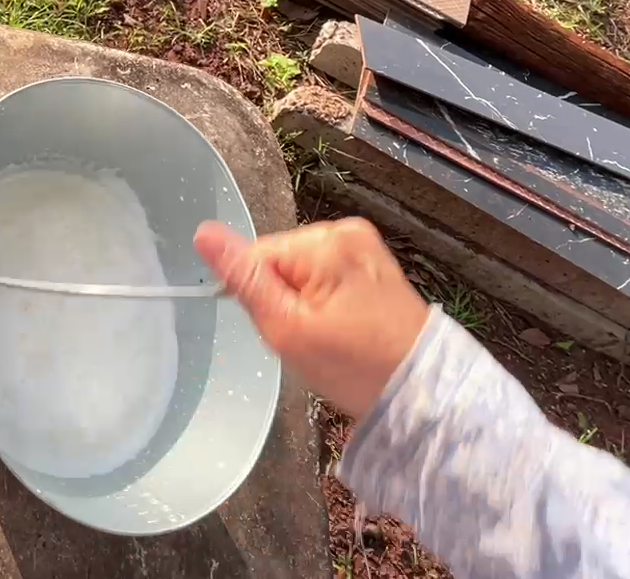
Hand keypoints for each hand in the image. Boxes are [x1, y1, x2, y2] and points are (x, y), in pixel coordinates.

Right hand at [194, 217, 430, 419]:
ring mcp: (364, 244)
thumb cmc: (355, 368)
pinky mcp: (375, 261)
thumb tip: (203, 231)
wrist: (426, 398)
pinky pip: (326, 272)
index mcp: (323, 241)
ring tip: (331, 334)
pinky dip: (326, 298)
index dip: (262, 297)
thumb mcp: (287, 329)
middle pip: (280, 260)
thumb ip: (244, 277)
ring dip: (304, 299)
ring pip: (301, 268)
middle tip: (310, 338)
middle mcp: (345, 230)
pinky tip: (344, 324)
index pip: (257, 257)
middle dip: (284, 298)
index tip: (289, 329)